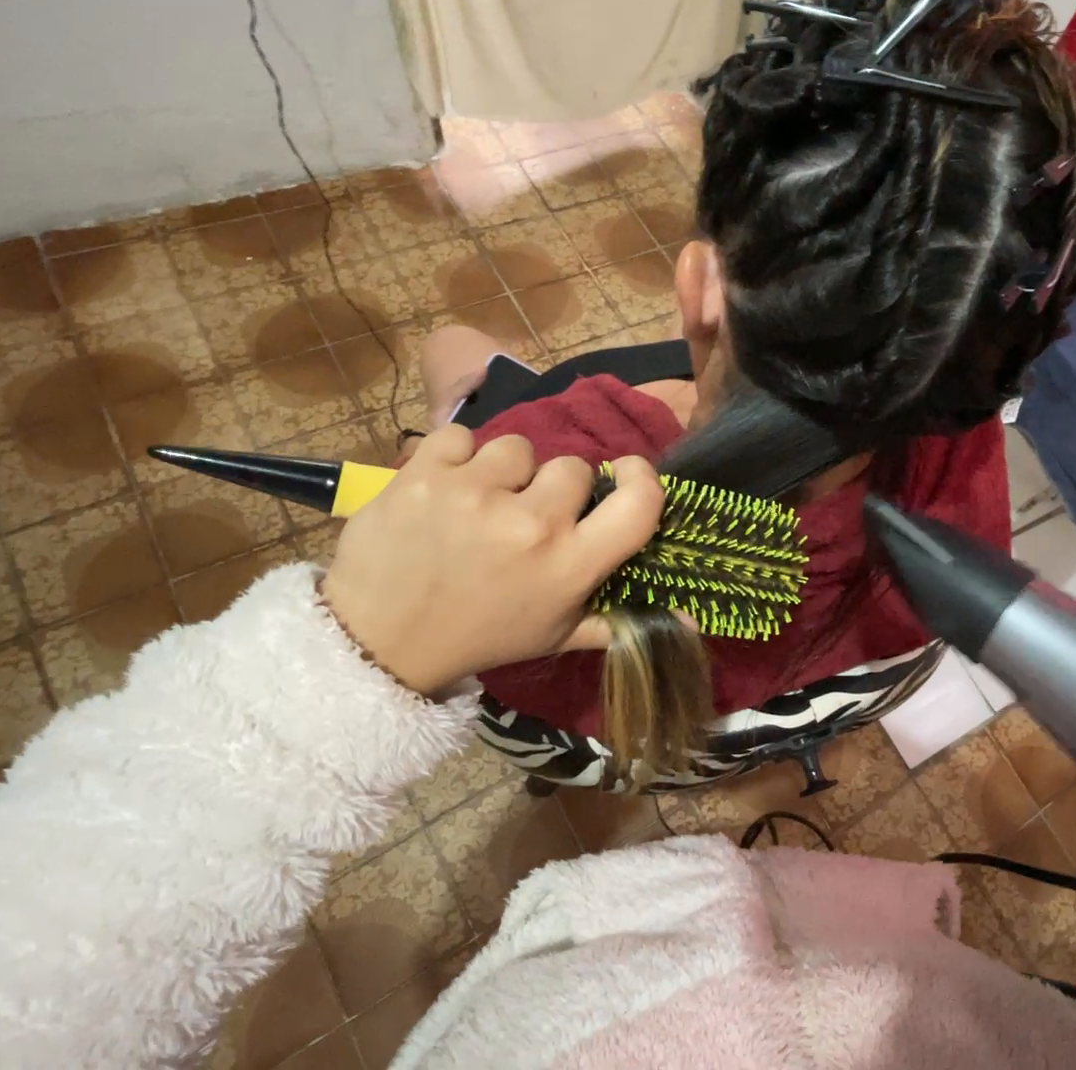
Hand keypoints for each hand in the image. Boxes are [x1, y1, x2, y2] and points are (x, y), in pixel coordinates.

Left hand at [321, 427, 665, 692]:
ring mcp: (475, 494)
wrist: (379, 640)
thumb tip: (696, 620)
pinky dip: (455, 458)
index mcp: (570, 566)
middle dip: (555, 487)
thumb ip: (623, 621)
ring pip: (517, 447)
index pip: (639, 501)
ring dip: (504, 472)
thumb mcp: (557, 635)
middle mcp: (532, 525)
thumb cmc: (482, 636)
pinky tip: (444, 491)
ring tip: (479, 505)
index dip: (640, 475)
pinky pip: (462, 436)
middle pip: (572, 467)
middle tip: (525, 517)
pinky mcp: (423, 472)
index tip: (625, 473)